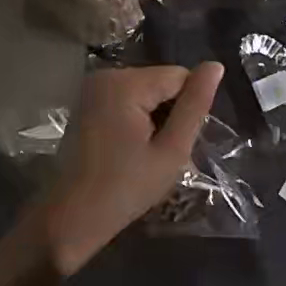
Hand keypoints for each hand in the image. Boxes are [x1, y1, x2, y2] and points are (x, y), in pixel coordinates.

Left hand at [35, 63, 223, 274]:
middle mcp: (106, 75)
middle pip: (162, 82)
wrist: (70, 219)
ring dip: (154, 118)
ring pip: (147, 92)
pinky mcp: (86, 102)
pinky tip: (129, 149)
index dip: (188, 110)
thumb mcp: (171, 151)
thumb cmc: (125, 189)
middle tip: (160, 153)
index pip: (181, 76)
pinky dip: (136, 120)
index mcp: (126, 83)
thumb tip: (216, 66)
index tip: (175, 143)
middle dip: (170, 113)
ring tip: (145, 153)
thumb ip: (195, 106)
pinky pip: (127, 99)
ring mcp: (92, 88)